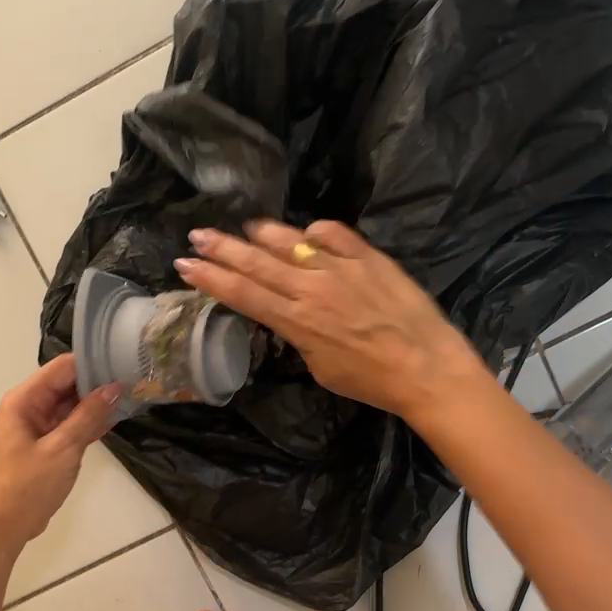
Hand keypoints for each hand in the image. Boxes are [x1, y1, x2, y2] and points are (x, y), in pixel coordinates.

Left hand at [0, 355, 120, 541]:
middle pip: (66, 385)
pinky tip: (113, 421)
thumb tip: (114, 387)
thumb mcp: (63, 449)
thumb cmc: (27, 486)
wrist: (2, 528)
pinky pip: (68, 426)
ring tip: (131, 397)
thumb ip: (89, 416)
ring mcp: (35, 428)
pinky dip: (88, 424)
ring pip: (69, 406)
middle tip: (134, 380)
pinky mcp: (44, 447)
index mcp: (23, 401)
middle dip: (97, 383)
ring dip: (95, 404)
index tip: (123, 363)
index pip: (61, 368)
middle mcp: (27, 408)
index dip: (92, 363)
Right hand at [174, 220, 492, 419]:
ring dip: (262, 234)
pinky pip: (334, 234)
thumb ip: (300, 338)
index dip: (211, 279)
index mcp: (297, 322)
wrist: (426, 368)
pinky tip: (306, 231)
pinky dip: (315, 231)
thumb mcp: (322, 370)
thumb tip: (290, 317)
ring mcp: (341, 268)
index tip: (185, 265)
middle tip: (196, 234)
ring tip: (243, 228)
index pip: (243, 295)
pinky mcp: (369, 258)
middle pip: (257, 263)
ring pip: (291, 242)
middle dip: (222, 249)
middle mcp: (312, 288)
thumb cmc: (373, 383)